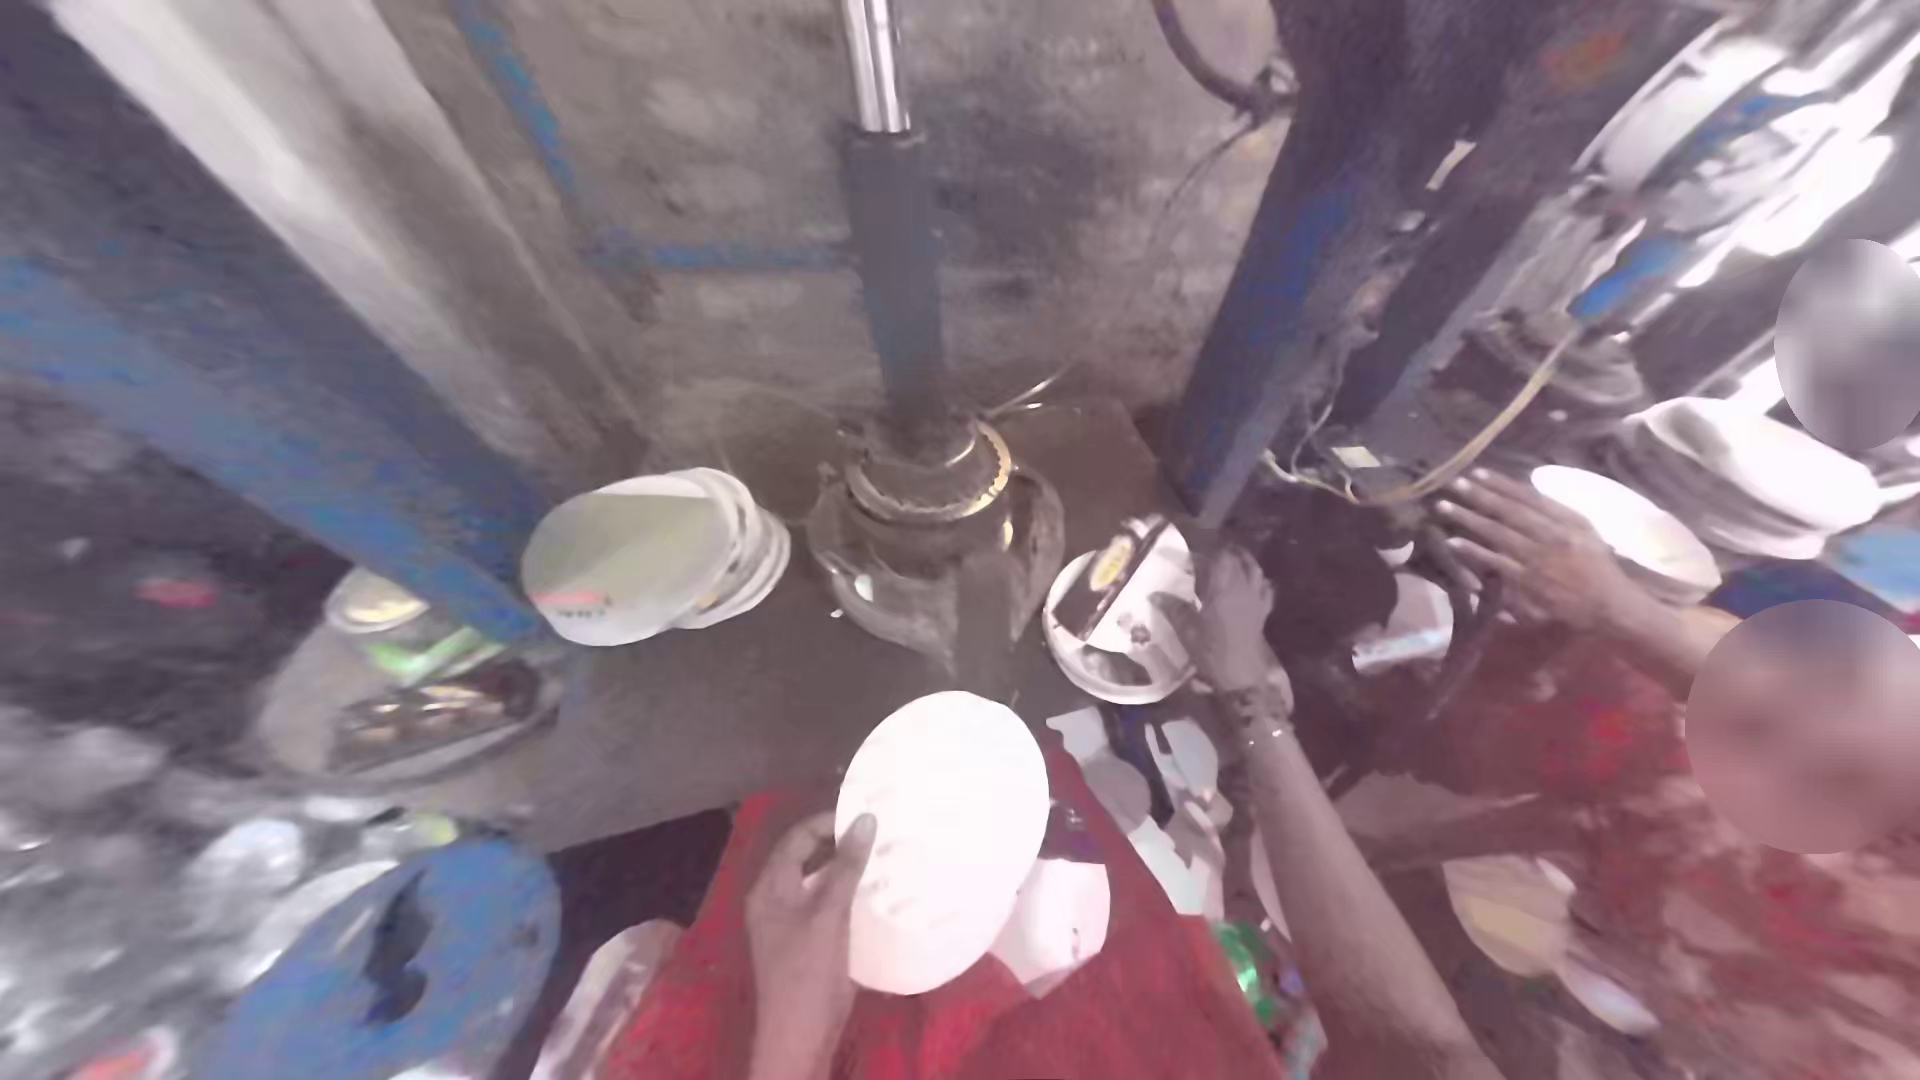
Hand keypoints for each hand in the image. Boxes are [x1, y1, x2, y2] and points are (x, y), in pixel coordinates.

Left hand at [744, 811, 876, 1079]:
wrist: (799, 1039)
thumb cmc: (808, 971)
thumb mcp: (829, 914)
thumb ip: (847, 865)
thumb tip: (866, 818)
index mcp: (770, 886)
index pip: (798, 837)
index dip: (828, 822)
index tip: (864, 817)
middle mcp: (775, 897)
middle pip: (805, 854)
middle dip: (837, 840)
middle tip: (874, 831)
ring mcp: (788, 919)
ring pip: (816, 876)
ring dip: (843, 864)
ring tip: (877, 853)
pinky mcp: (805, 938)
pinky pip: (823, 899)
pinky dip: (844, 887)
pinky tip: (871, 888)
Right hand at [1153, 546, 1286, 697]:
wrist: (1243, 677)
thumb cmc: (1212, 653)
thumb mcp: (1187, 632)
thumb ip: (1173, 609)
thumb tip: (1155, 594)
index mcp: (1224, 589)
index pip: (1218, 556)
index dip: (1204, 547)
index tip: (1187, 547)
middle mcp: (1243, 588)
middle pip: (1237, 558)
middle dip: (1221, 550)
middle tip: (1203, 550)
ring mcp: (1256, 599)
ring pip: (1253, 568)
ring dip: (1240, 559)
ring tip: (1226, 558)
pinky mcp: (1263, 611)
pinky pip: (1263, 586)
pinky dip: (1255, 578)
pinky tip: (1248, 581)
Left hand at [1433, 469, 1650, 629]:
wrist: (1611, 607)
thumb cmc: (1596, 568)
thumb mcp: (1585, 535)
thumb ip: (1556, 515)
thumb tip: (1522, 493)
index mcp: (1571, 523)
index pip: (1532, 498)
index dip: (1503, 484)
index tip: (1477, 473)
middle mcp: (1555, 537)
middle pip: (1511, 511)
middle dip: (1480, 496)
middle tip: (1453, 483)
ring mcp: (1538, 559)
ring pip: (1498, 533)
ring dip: (1468, 518)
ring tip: (1442, 506)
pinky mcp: (1525, 580)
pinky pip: (1494, 562)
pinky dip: (1472, 551)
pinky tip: (1451, 542)